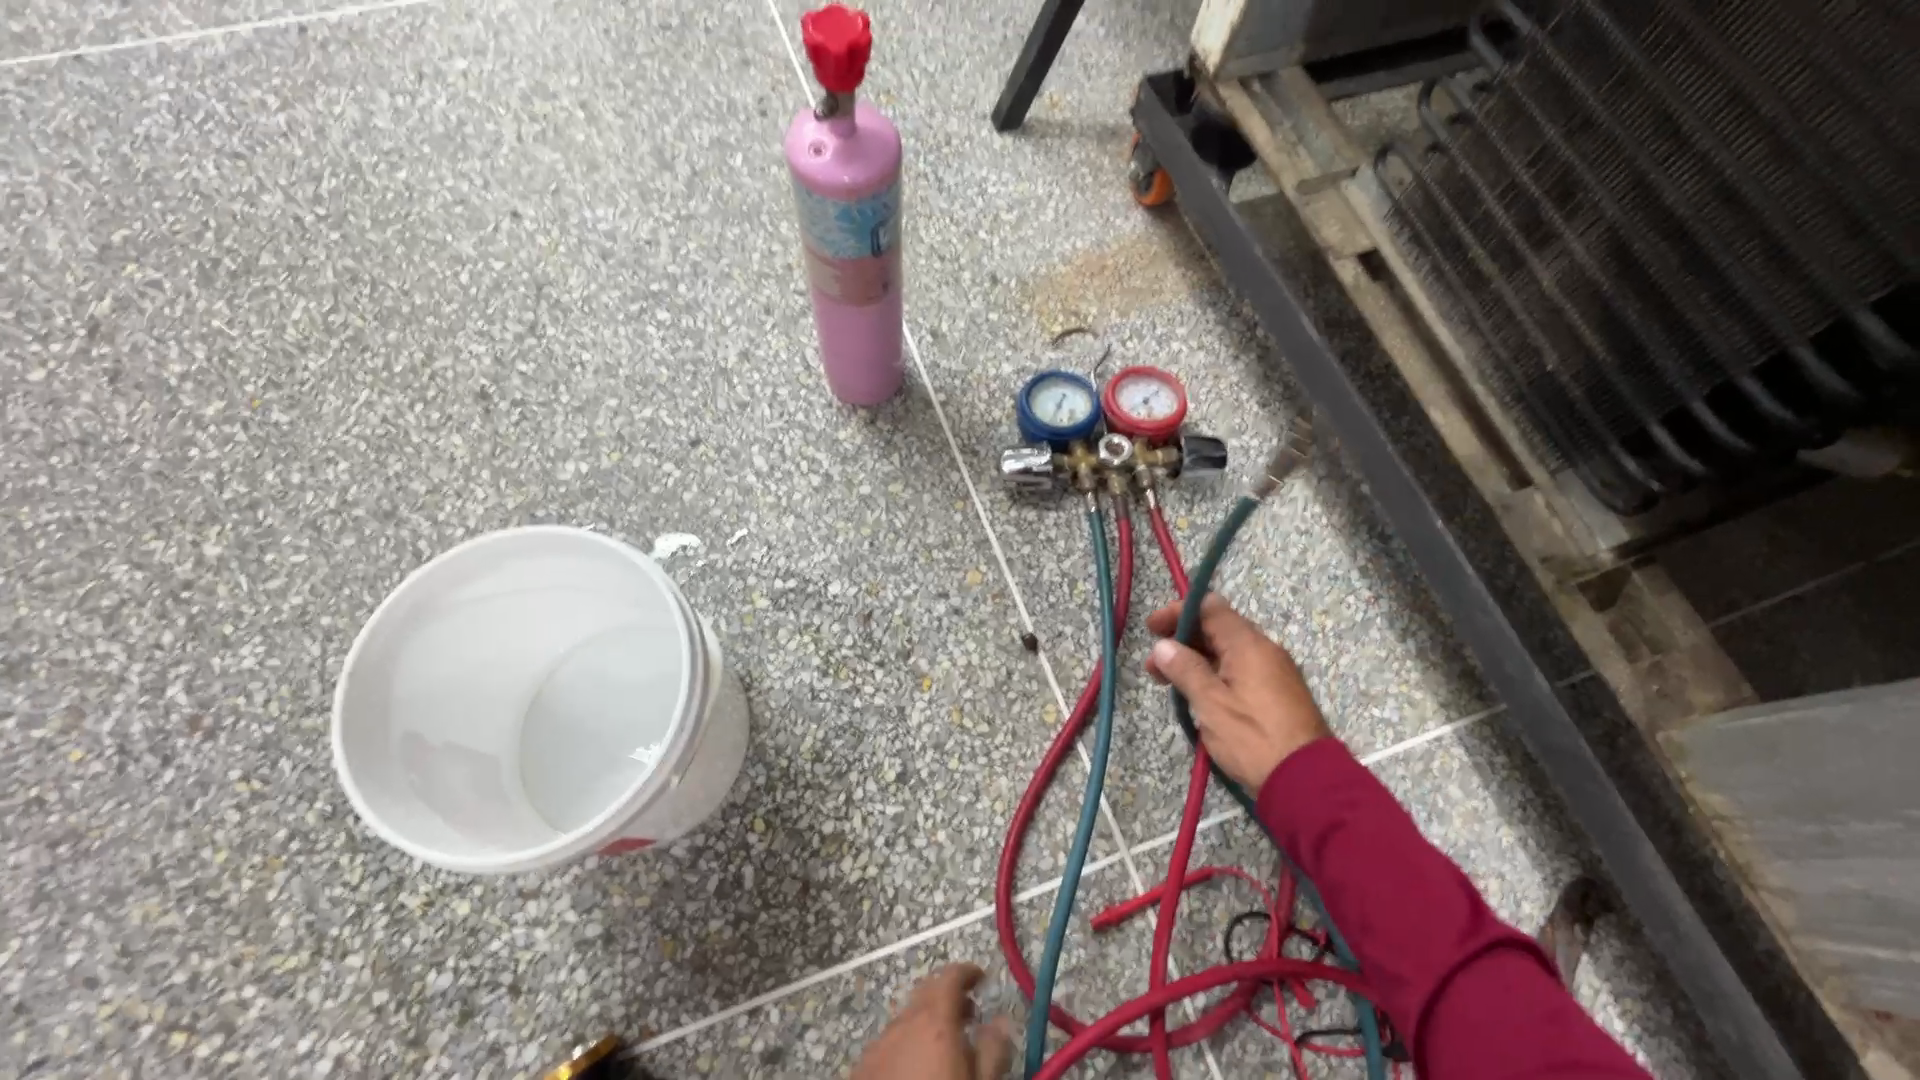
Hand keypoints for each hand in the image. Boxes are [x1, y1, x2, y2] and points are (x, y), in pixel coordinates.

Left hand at [851, 964, 1013, 1079]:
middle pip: (926, 992)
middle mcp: (904, 1024)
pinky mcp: (862, 1067)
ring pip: (906, 1018)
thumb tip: (1001, 1021)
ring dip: (927, 1021)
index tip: (982, 979)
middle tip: (969, 1014)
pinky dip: (907, 1042)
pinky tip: (915, 1071)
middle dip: (949, 995)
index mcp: (936, 1022)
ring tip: (945, 1047)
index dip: (968, 972)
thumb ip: (994, 1051)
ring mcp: (879, 1045)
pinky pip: (889, 1041)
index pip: (950, 977)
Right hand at [1145, 594, 1330, 791]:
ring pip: (1228, 652)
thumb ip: (1185, 670)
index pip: (1210, 608)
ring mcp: (1274, 672)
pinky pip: (1240, 670)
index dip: (1178, 612)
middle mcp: (1265, 650)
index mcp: (1248, 645)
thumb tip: (1164, 646)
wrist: (1307, 780)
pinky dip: (1215, 674)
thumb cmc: (1253, 737)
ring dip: (1196, 660)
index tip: (1152, 629)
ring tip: (1170, 685)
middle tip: (1155, 665)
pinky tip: (1199, 696)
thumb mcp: (1211, 703)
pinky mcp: (1278, 693)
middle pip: (1218, 628)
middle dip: (1182, 640)